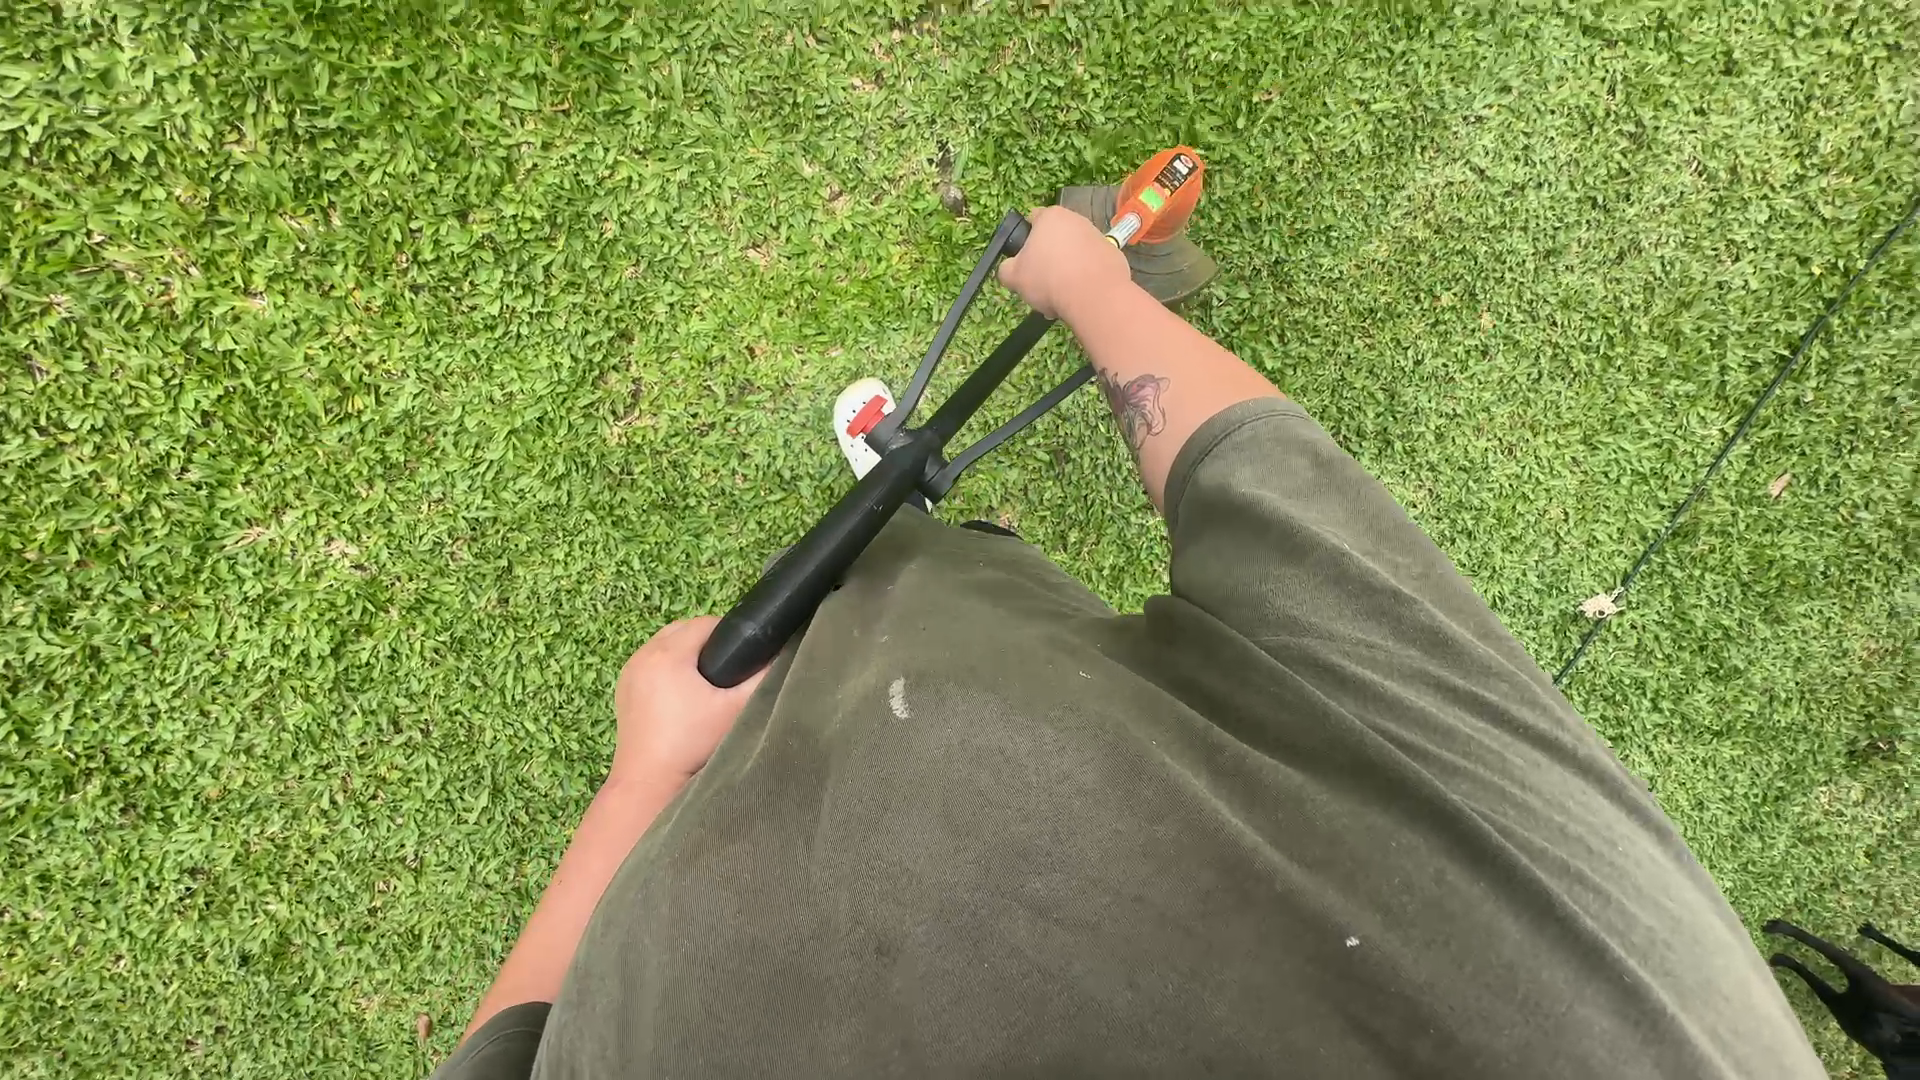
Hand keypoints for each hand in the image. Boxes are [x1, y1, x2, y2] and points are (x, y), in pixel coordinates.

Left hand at [610, 617, 767, 785]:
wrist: (650, 781)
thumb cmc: (693, 741)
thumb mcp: (736, 708)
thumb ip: (762, 677)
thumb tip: (780, 656)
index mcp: (668, 653)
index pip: (706, 623)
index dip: (730, 634)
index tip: (743, 656)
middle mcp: (643, 655)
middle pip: (683, 630)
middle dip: (708, 642)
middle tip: (729, 668)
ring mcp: (629, 673)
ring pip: (666, 645)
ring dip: (686, 653)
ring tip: (708, 680)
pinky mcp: (623, 690)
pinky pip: (651, 663)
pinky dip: (668, 668)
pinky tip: (683, 693)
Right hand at [997, 205, 1134, 320]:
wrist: (1094, 295)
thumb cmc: (1048, 279)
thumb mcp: (1013, 277)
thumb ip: (1005, 269)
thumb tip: (1009, 268)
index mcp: (1050, 216)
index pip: (1032, 219)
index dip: (1025, 240)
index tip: (1024, 261)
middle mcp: (1076, 219)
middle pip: (1055, 238)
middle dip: (1048, 259)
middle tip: (1041, 284)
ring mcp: (1097, 235)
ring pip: (1074, 253)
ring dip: (1065, 271)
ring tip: (1060, 297)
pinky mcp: (1113, 254)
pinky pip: (1092, 265)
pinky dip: (1085, 278)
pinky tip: (1079, 298)